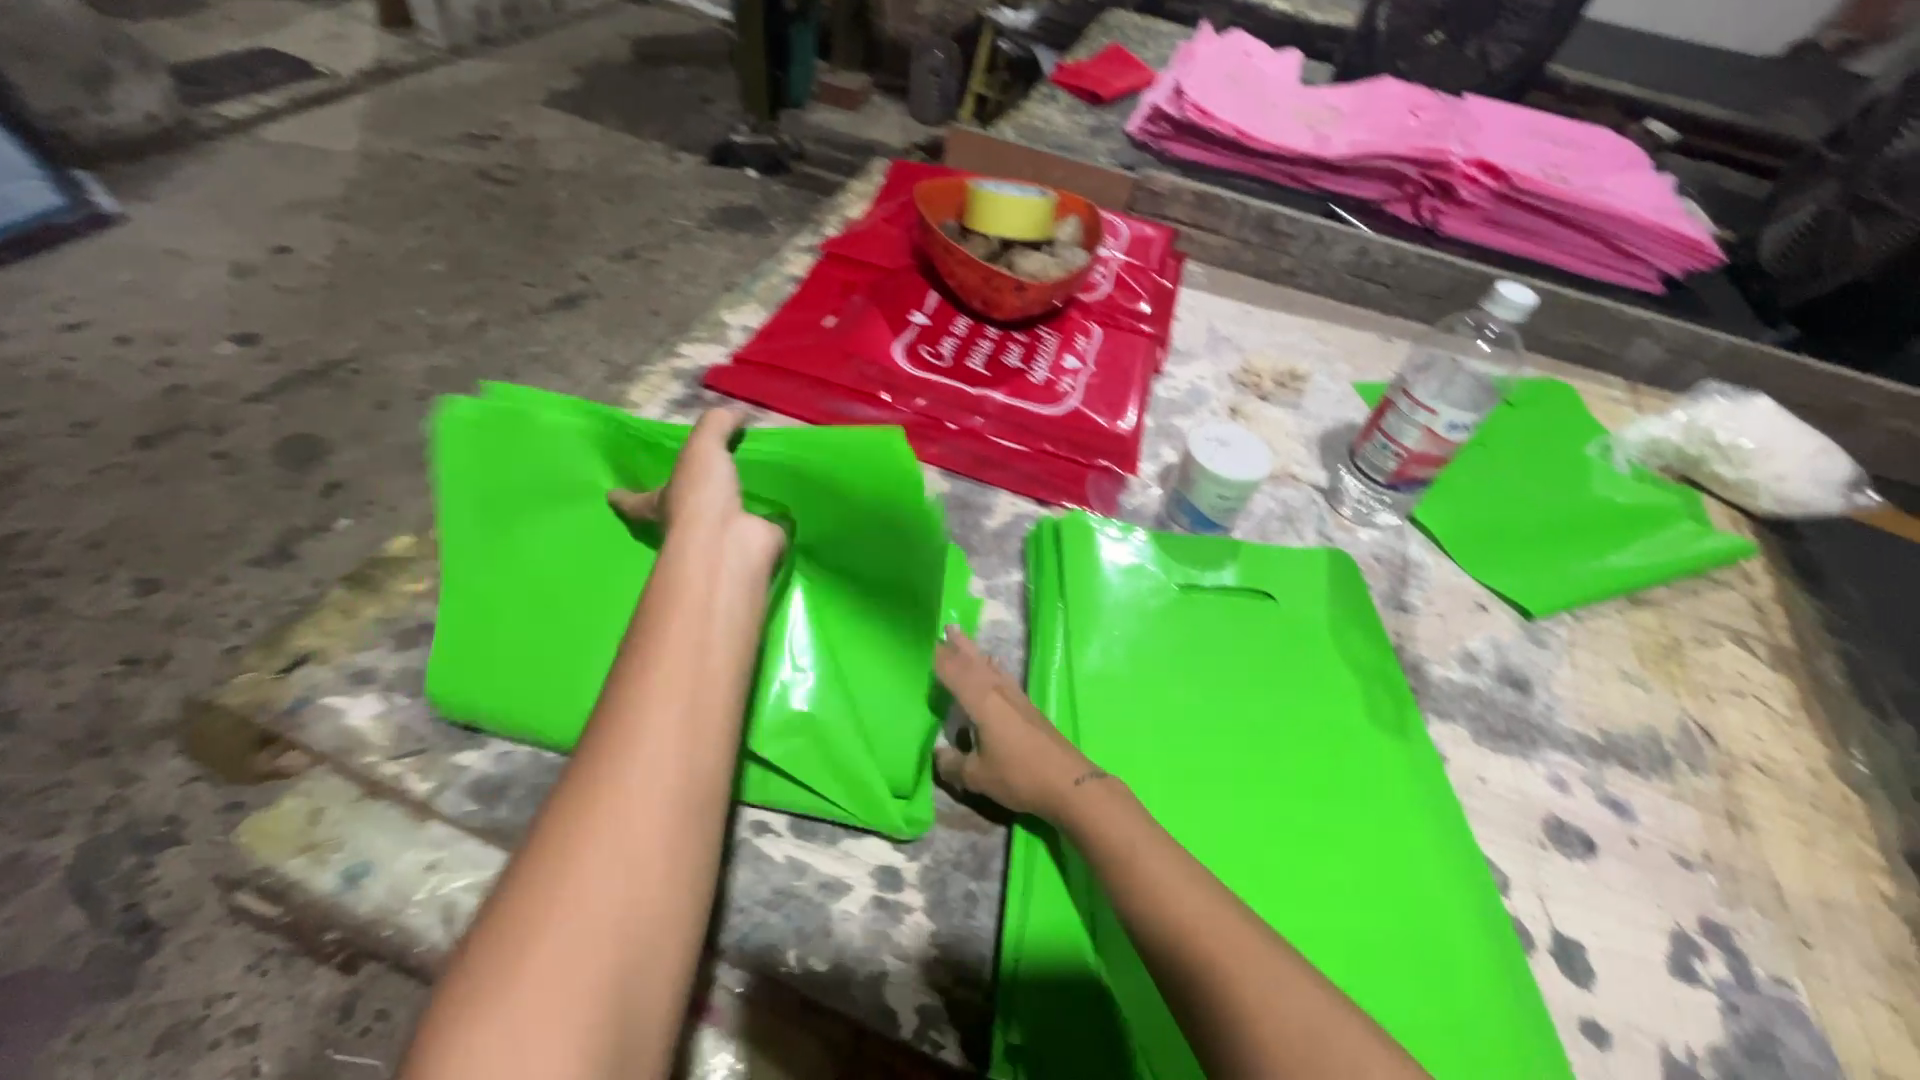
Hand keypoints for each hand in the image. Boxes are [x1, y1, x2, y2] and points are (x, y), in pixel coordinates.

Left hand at [608, 408, 784, 567]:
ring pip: (721, 520)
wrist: (731, 541)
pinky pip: (760, 527)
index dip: (624, 496)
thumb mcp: (702, 447)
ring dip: (732, 509)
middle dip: (684, 502)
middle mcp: (686, 524)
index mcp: (662, 502)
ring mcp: (719, 538)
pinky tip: (781, 507)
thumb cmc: (700, 496)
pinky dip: (770, 519)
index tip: (611, 496)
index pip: (636, 499)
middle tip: (695, 485)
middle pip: (678, 511)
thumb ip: (715, 424)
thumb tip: (736, 412)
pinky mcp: (751, 544)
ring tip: (748, 489)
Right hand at [934, 628, 1111, 820]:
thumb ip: (953, 764)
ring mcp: (1017, 698)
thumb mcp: (978, 775)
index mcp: (982, 700)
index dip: (938, 656)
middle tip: (947, 626)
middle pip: (975, 662)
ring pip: (991, 667)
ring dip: (976, 653)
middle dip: (959, 646)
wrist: (1069, 783)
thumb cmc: (1020, 775)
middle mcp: (999, 691)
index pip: (953, 671)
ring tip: (965, 640)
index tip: (923, 640)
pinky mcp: (1028, 708)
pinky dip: (992, 668)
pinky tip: (994, 671)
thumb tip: (937, 755)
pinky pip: (1003, 677)